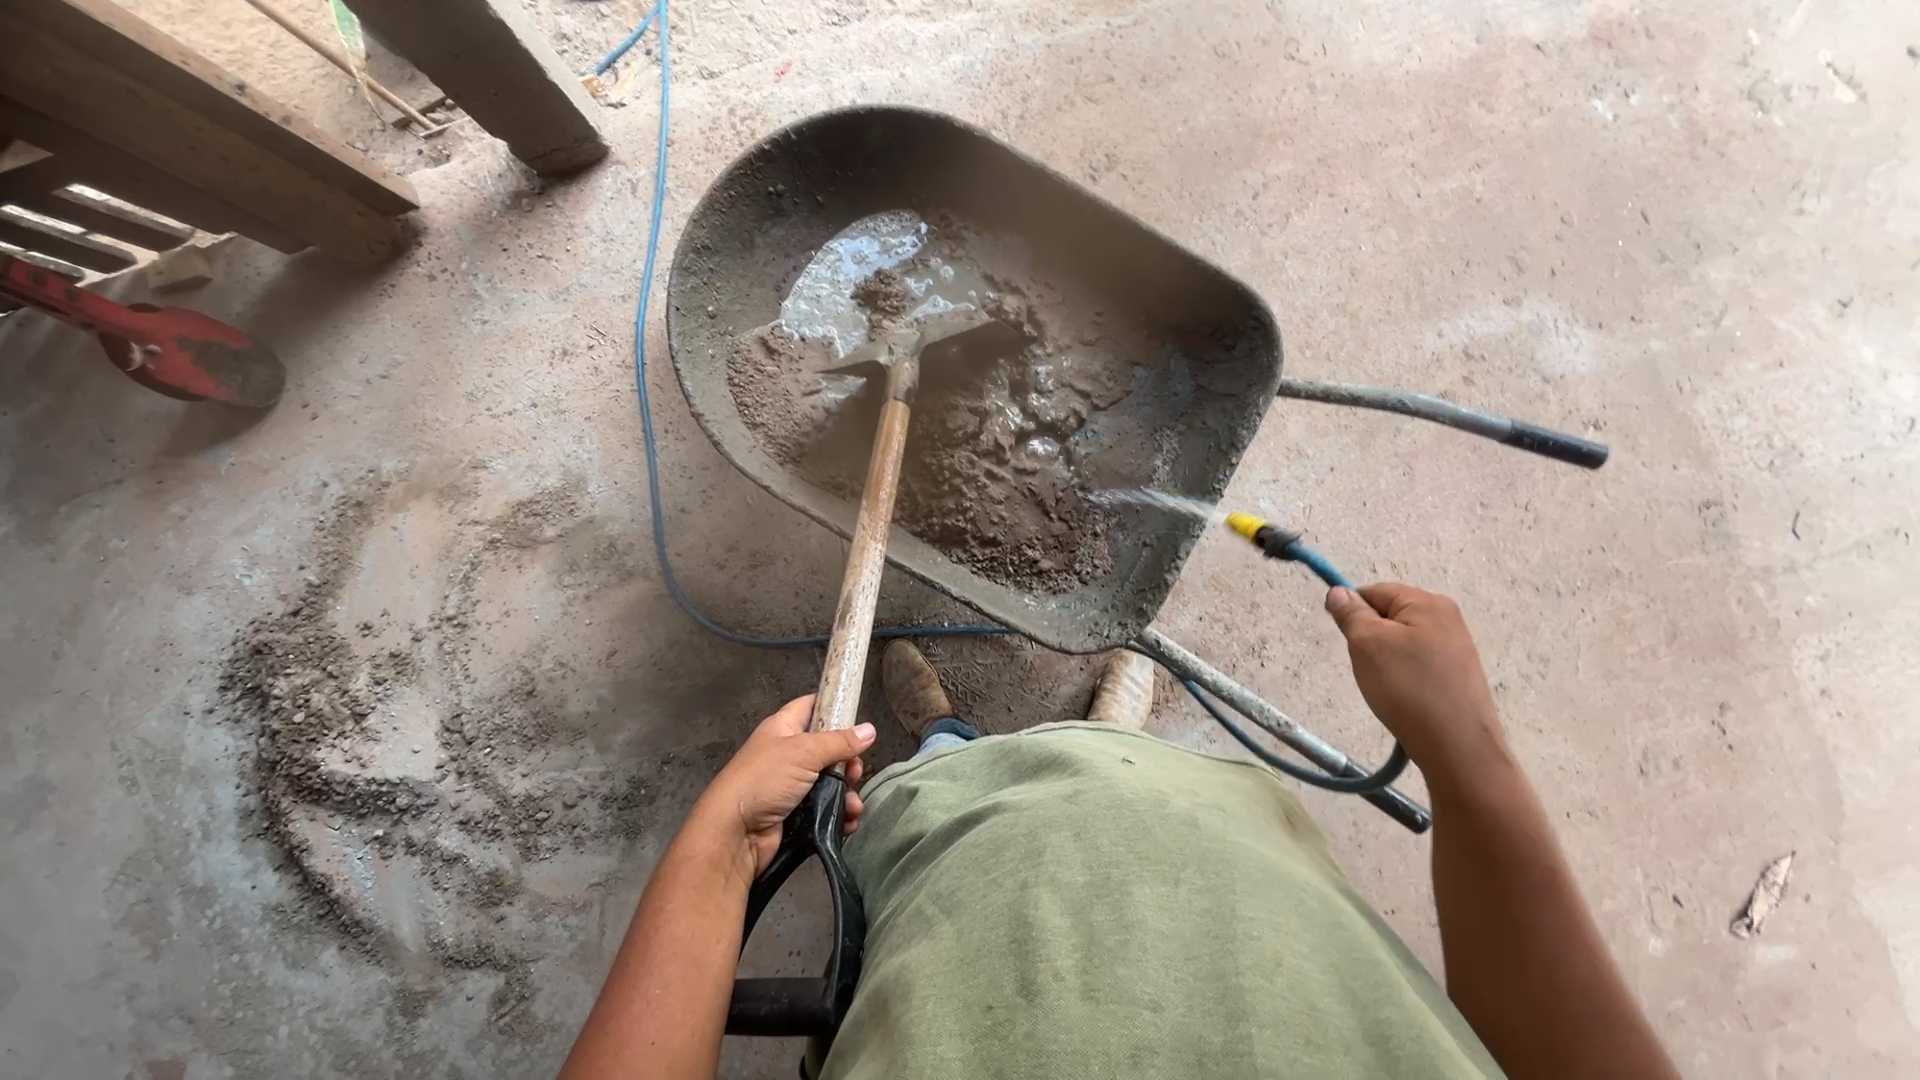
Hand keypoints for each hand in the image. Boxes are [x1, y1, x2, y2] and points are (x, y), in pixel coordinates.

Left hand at [689, 695, 875, 880]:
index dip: (831, 705)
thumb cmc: (764, 780)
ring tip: (853, 805)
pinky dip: (838, 814)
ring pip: (830, 781)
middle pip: (827, 748)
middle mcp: (787, 753)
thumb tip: (870, 730)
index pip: (810, 705)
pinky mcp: (795, 813)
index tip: (856, 714)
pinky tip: (848, 822)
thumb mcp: (804, 752)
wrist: (734, 833)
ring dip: (846, 792)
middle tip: (855, 772)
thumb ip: (840, 742)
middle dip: (848, 760)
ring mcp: (790, 785)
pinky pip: (825, 808)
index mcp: (783, 728)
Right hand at [1324, 583, 1510, 791]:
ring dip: (1385, 657)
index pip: (1375, 591)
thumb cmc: (1406, 686)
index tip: (1347, 640)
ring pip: (1402, 640)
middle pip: (1390, 615)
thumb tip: (1338, 591)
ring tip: (1385, 684)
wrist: (1456, 744)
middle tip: (1366, 665)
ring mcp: (1457, 646)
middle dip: (1369, 637)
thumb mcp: (1366, 644)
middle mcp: (1448, 617)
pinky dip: (1403, 673)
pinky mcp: (1459, 673)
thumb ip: (1350, 613)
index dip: (1353, 612)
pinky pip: (1418, 661)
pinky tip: (1403, 695)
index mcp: (1427, 602)